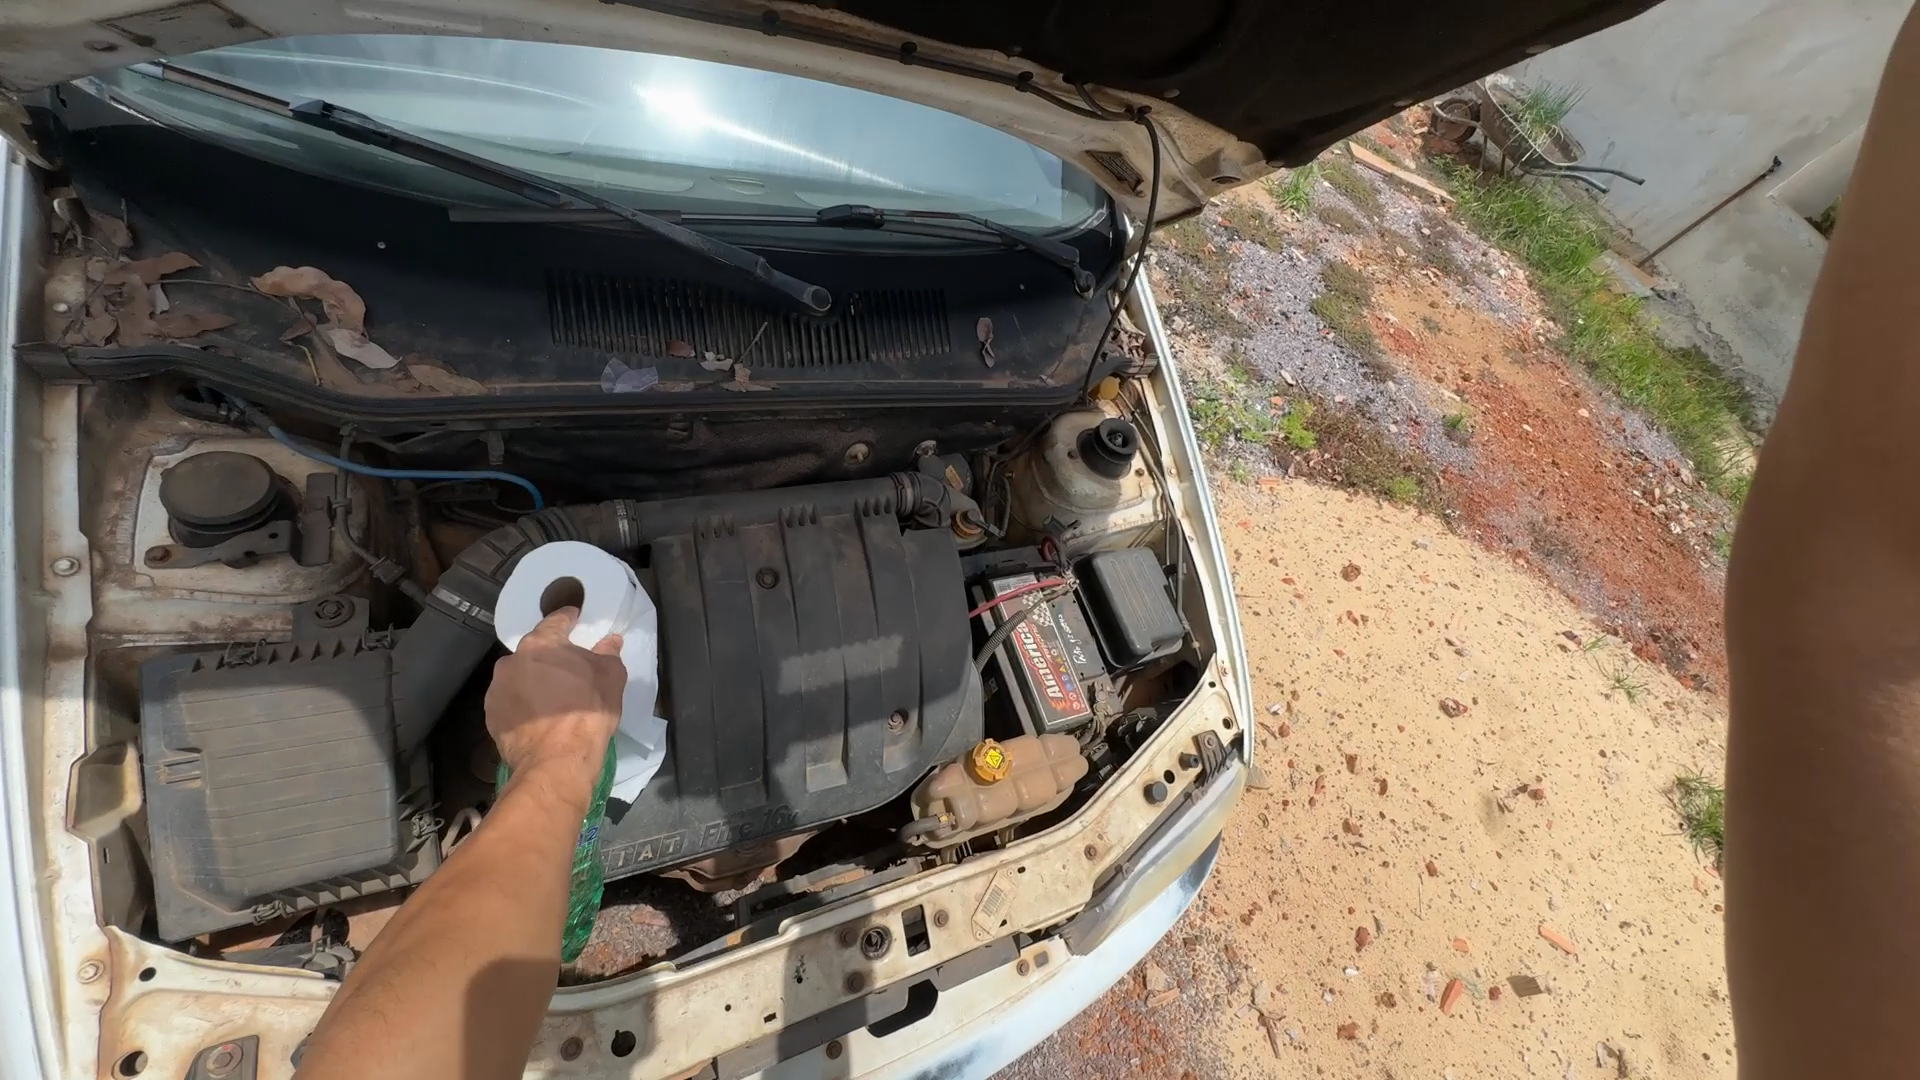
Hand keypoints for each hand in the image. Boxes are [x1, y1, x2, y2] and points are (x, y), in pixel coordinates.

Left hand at [484, 607, 625, 809]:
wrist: (557, 758)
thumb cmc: (587, 710)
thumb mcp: (611, 676)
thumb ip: (608, 653)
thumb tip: (610, 640)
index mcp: (541, 644)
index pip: (555, 621)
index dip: (568, 618)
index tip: (575, 617)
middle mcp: (512, 661)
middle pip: (534, 650)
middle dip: (550, 655)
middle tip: (568, 666)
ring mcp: (497, 689)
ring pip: (520, 676)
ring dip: (534, 679)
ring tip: (553, 695)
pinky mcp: (491, 716)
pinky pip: (511, 700)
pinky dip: (524, 702)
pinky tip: (540, 714)